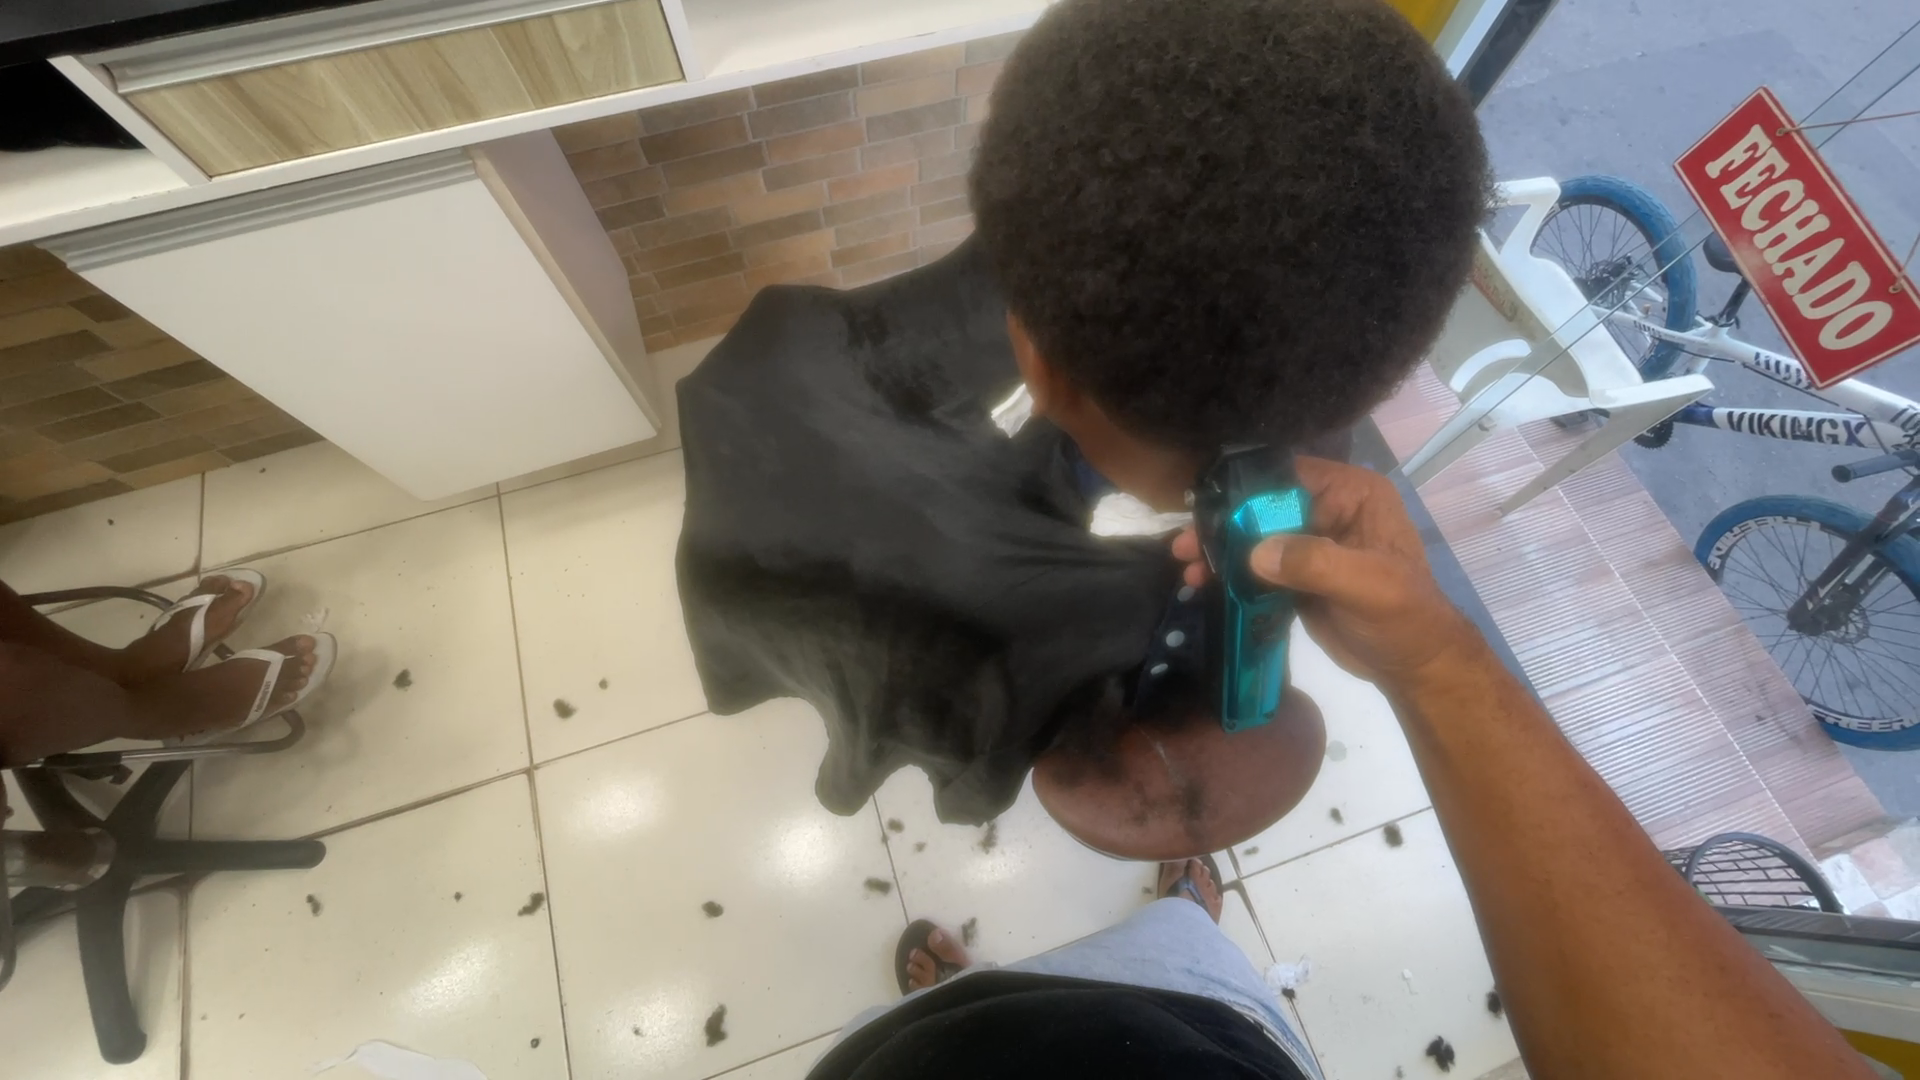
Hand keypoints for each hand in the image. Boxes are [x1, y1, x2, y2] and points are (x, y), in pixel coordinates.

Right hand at [1171, 457, 1480, 690]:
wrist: (1414, 667)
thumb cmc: (1405, 618)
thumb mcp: (1369, 586)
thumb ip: (1317, 563)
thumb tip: (1257, 553)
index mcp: (1352, 495)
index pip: (1289, 477)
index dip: (1246, 491)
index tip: (1207, 512)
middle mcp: (1327, 510)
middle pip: (1261, 506)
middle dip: (1221, 525)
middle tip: (1186, 545)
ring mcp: (1308, 543)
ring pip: (1251, 536)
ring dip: (1218, 552)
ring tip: (1188, 570)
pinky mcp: (1293, 574)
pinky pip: (1253, 566)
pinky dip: (1227, 574)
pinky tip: (1201, 585)